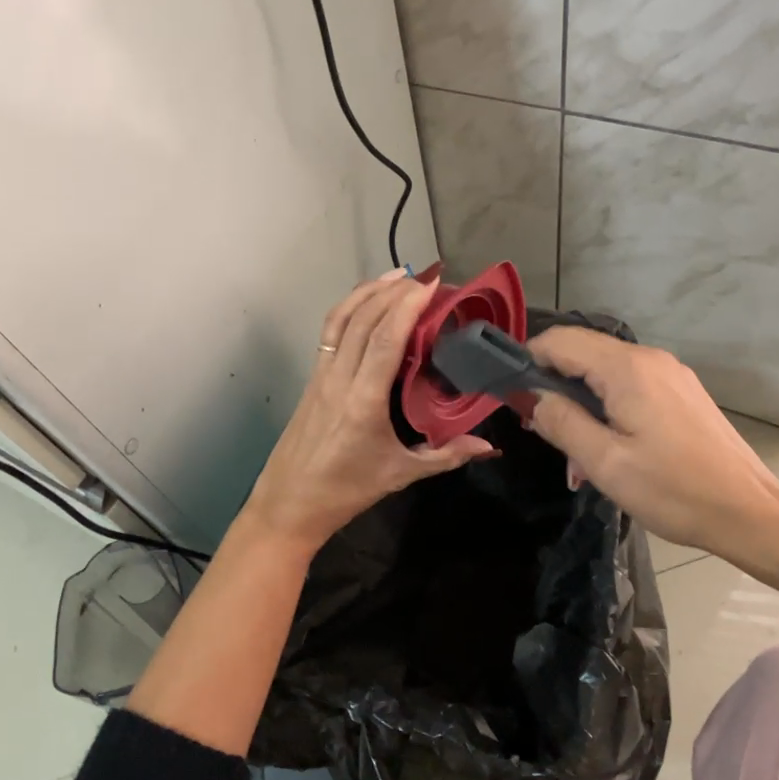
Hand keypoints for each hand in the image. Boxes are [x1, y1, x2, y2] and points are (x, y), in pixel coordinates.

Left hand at [235, 270, 495, 555]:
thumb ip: (446, 455)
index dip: (407, 306)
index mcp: (362, 401)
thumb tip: (489, 445)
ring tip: (398, 276)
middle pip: (363, 320)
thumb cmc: (346, 491)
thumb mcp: (400, 475)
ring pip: (341, 319)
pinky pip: (330, 332)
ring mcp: (321, 375)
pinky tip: (368, 302)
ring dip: (368, 291)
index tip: (432, 285)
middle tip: (426, 278)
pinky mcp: (313, 378)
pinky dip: (349, 308)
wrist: (289, 503)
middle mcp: (339, 379)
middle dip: (393, 292)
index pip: (385, 340)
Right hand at [524, 327, 778, 556]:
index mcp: (626, 369)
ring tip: (577, 453)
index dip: (527, 362)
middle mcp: (648, 359)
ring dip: (580, 402)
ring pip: (604, 371)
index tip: (513, 398)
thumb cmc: (674, 491)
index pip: (558, 341)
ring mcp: (669, 373)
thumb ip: (560, 422)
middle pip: (581, 352)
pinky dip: (607, 406)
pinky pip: (629, 385)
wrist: (751, 513)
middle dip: (553, 385)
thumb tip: (530, 396)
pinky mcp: (680, 392)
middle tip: (544, 432)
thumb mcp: (605, 463)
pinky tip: (609, 447)